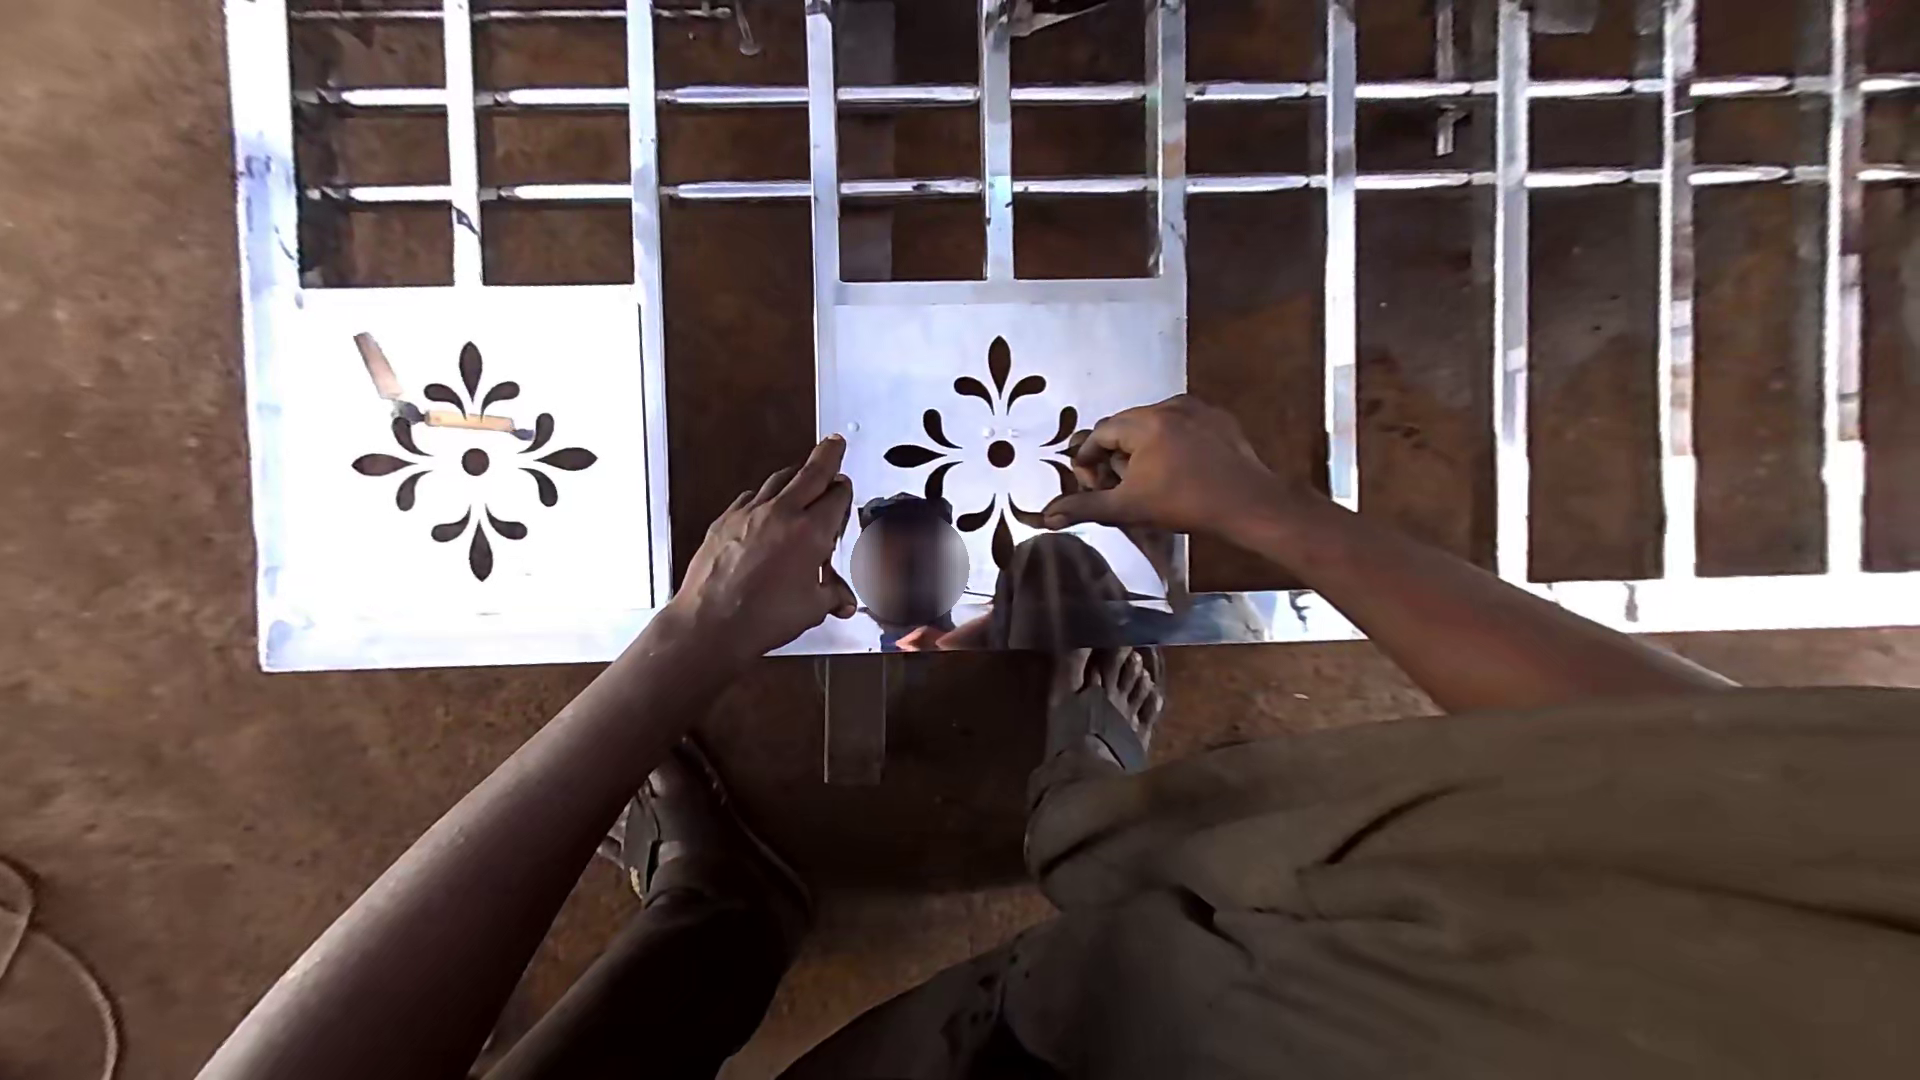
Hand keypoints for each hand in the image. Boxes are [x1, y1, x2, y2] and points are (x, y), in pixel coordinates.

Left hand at [668, 436, 858, 659]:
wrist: (710, 623)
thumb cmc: (762, 617)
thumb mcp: (811, 608)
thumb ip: (831, 595)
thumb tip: (840, 599)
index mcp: (811, 532)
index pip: (837, 496)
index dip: (845, 490)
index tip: (845, 489)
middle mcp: (782, 514)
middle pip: (811, 472)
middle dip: (828, 455)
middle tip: (834, 443)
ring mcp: (750, 513)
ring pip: (778, 479)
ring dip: (795, 474)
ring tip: (801, 474)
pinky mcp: (725, 520)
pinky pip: (750, 497)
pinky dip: (763, 495)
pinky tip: (764, 506)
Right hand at [1041, 395, 1294, 537]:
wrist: (1249, 506)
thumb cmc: (1184, 504)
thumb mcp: (1128, 507)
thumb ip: (1085, 508)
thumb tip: (1047, 517)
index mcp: (1145, 422)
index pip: (1100, 433)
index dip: (1089, 460)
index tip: (1094, 486)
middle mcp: (1170, 405)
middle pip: (1125, 426)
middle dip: (1115, 455)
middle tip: (1119, 486)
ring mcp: (1198, 409)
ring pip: (1153, 425)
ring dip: (1141, 449)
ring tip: (1147, 481)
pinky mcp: (1219, 419)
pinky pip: (1181, 425)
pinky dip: (1169, 444)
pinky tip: (1177, 471)